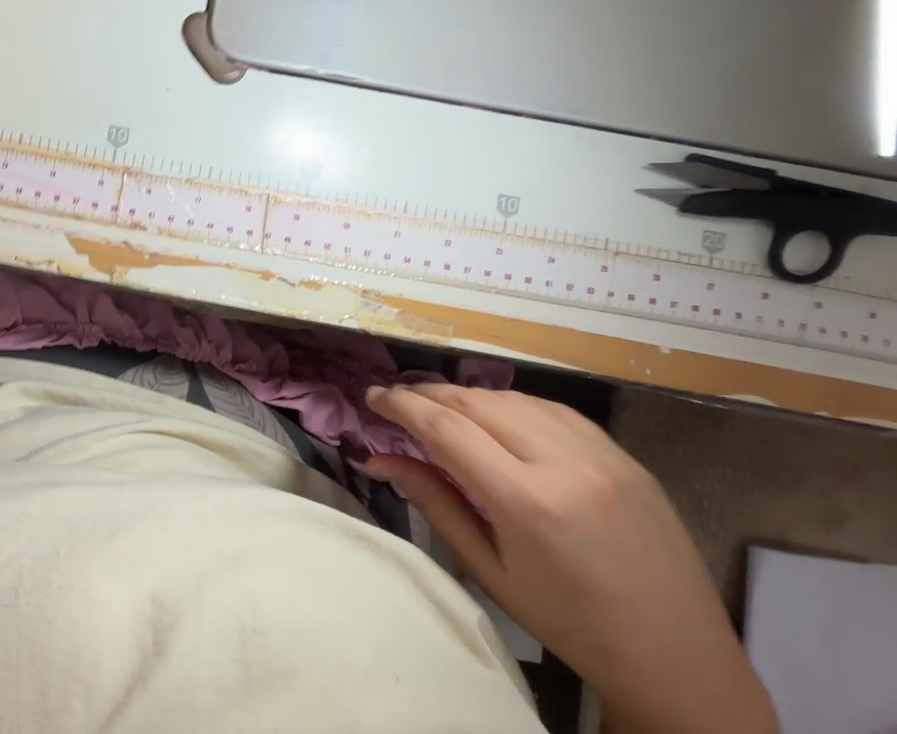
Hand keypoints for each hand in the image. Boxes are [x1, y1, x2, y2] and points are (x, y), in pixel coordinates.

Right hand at [364, 385, 776, 733]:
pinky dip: (514, 404)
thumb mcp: (488, 569)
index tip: (371, 397)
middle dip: (428, 394)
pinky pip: (556, 411)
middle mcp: (565, 465)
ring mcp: (603, 457)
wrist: (677, 655)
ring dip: (468, 396)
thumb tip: (379, 460)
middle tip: (394, 398)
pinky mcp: (626, 458)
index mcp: (527, 501)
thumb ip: (434, 503)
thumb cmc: (569, 623)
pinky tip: (496, 415)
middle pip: (478, 403)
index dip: (401, 405)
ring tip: (438, 406)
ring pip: (516, 399)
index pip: (446, 428)